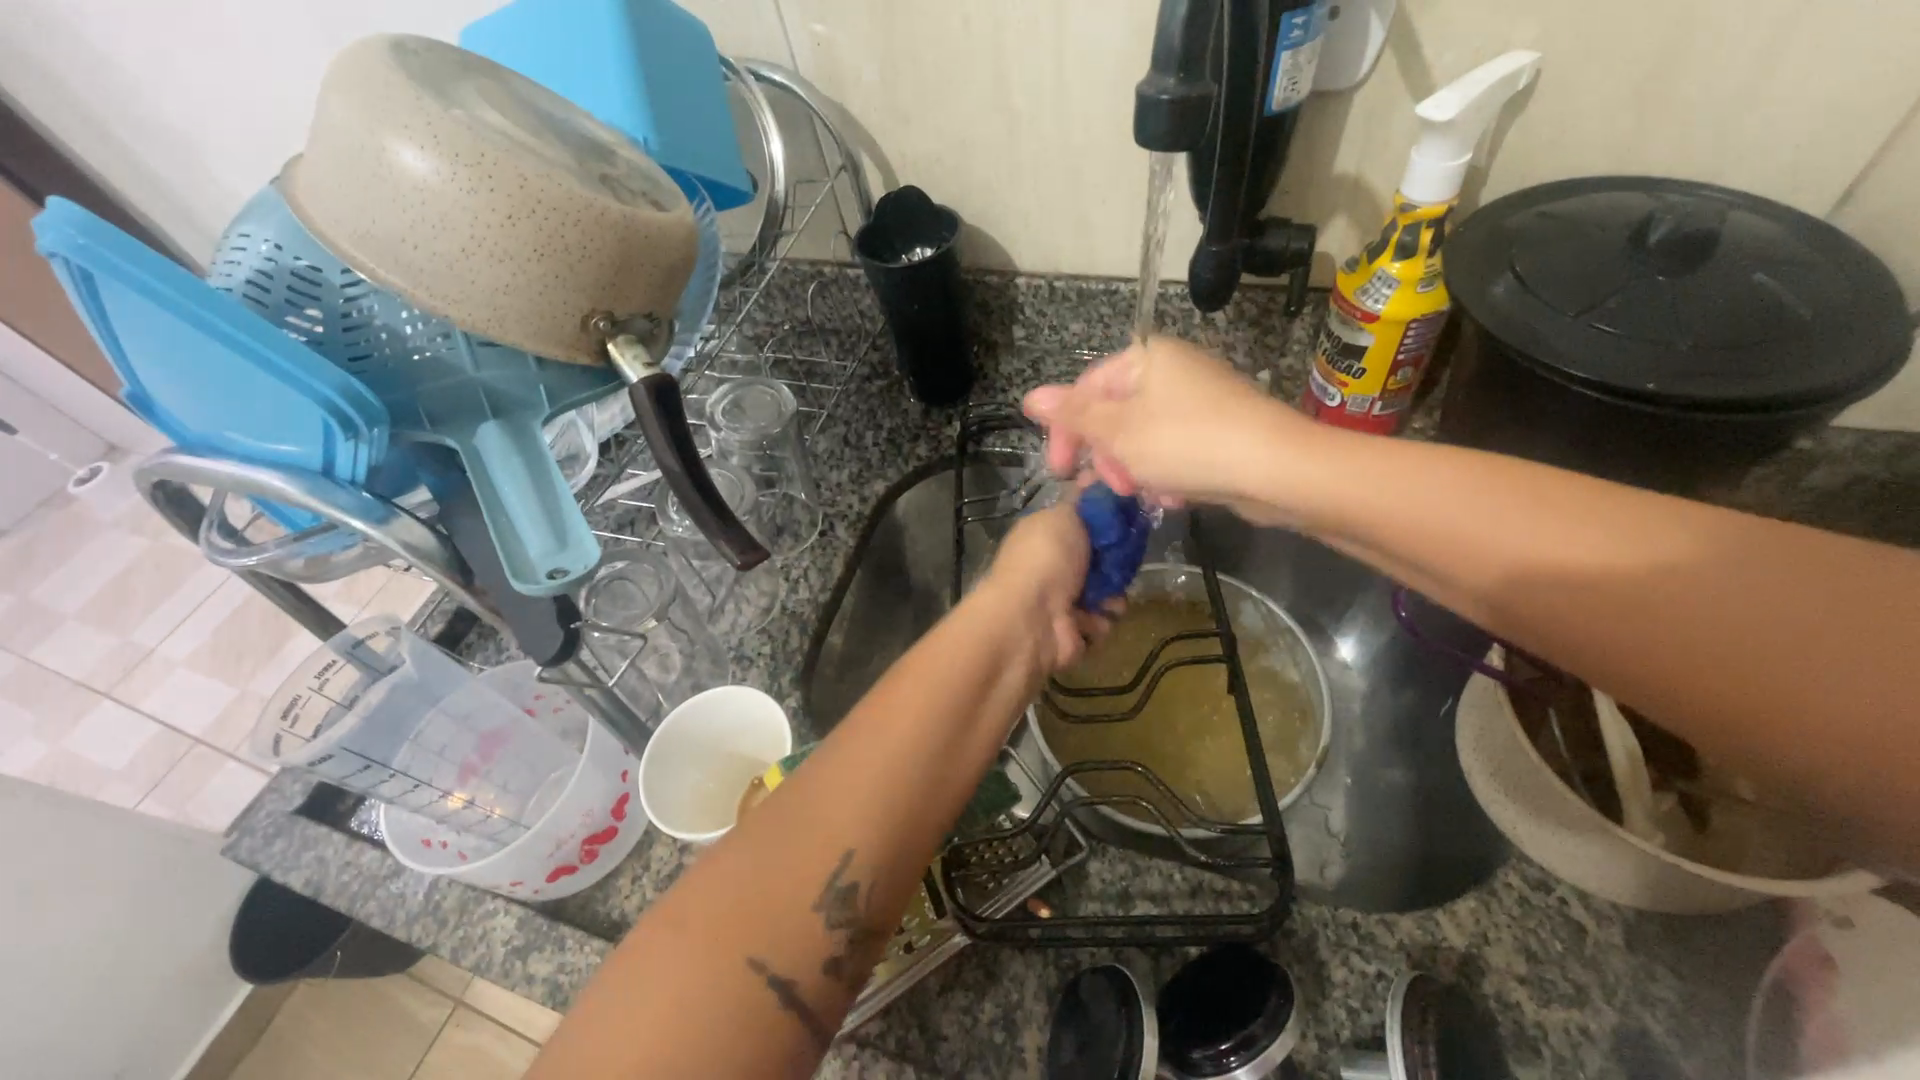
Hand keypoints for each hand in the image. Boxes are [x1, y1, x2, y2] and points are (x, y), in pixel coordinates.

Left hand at [980, 501, 1115, 673]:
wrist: (1031, 618)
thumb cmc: (1046, 559)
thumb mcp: (1063, 516)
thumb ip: (1081, 500)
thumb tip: (1092, 474)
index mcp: (1046, 536)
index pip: (1083, 524)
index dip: (1108, 521)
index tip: (1130, 517)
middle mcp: (1053, 566)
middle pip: (1100, 559)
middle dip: (1117, 560)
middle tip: (1125, 558)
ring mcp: (1063, 600)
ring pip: (1106, 591)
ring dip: (1114, 593)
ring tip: (1111, 594)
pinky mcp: (1074, 630)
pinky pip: (1103, 620)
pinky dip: (1104, 618)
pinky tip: (1099, 615)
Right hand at [1021, 336, 1317, 524]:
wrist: (1277, 469)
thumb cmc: (1188, 443)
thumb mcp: (1119, 432)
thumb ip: (1072, 415)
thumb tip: (1029, 396)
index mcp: (1145, 357)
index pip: (1085, 389)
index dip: (1066, 432)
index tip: (1059, 472)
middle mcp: (1172, 370)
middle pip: (1114, 414)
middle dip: (1108, 456)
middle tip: (1117, 487)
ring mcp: (1199, 399)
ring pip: (1143, 437)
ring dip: (1137, 470)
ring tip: (1151, 494)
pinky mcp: (1220, 428)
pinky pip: (1175, 449)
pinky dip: (1167, 473)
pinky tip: (1176, 495)